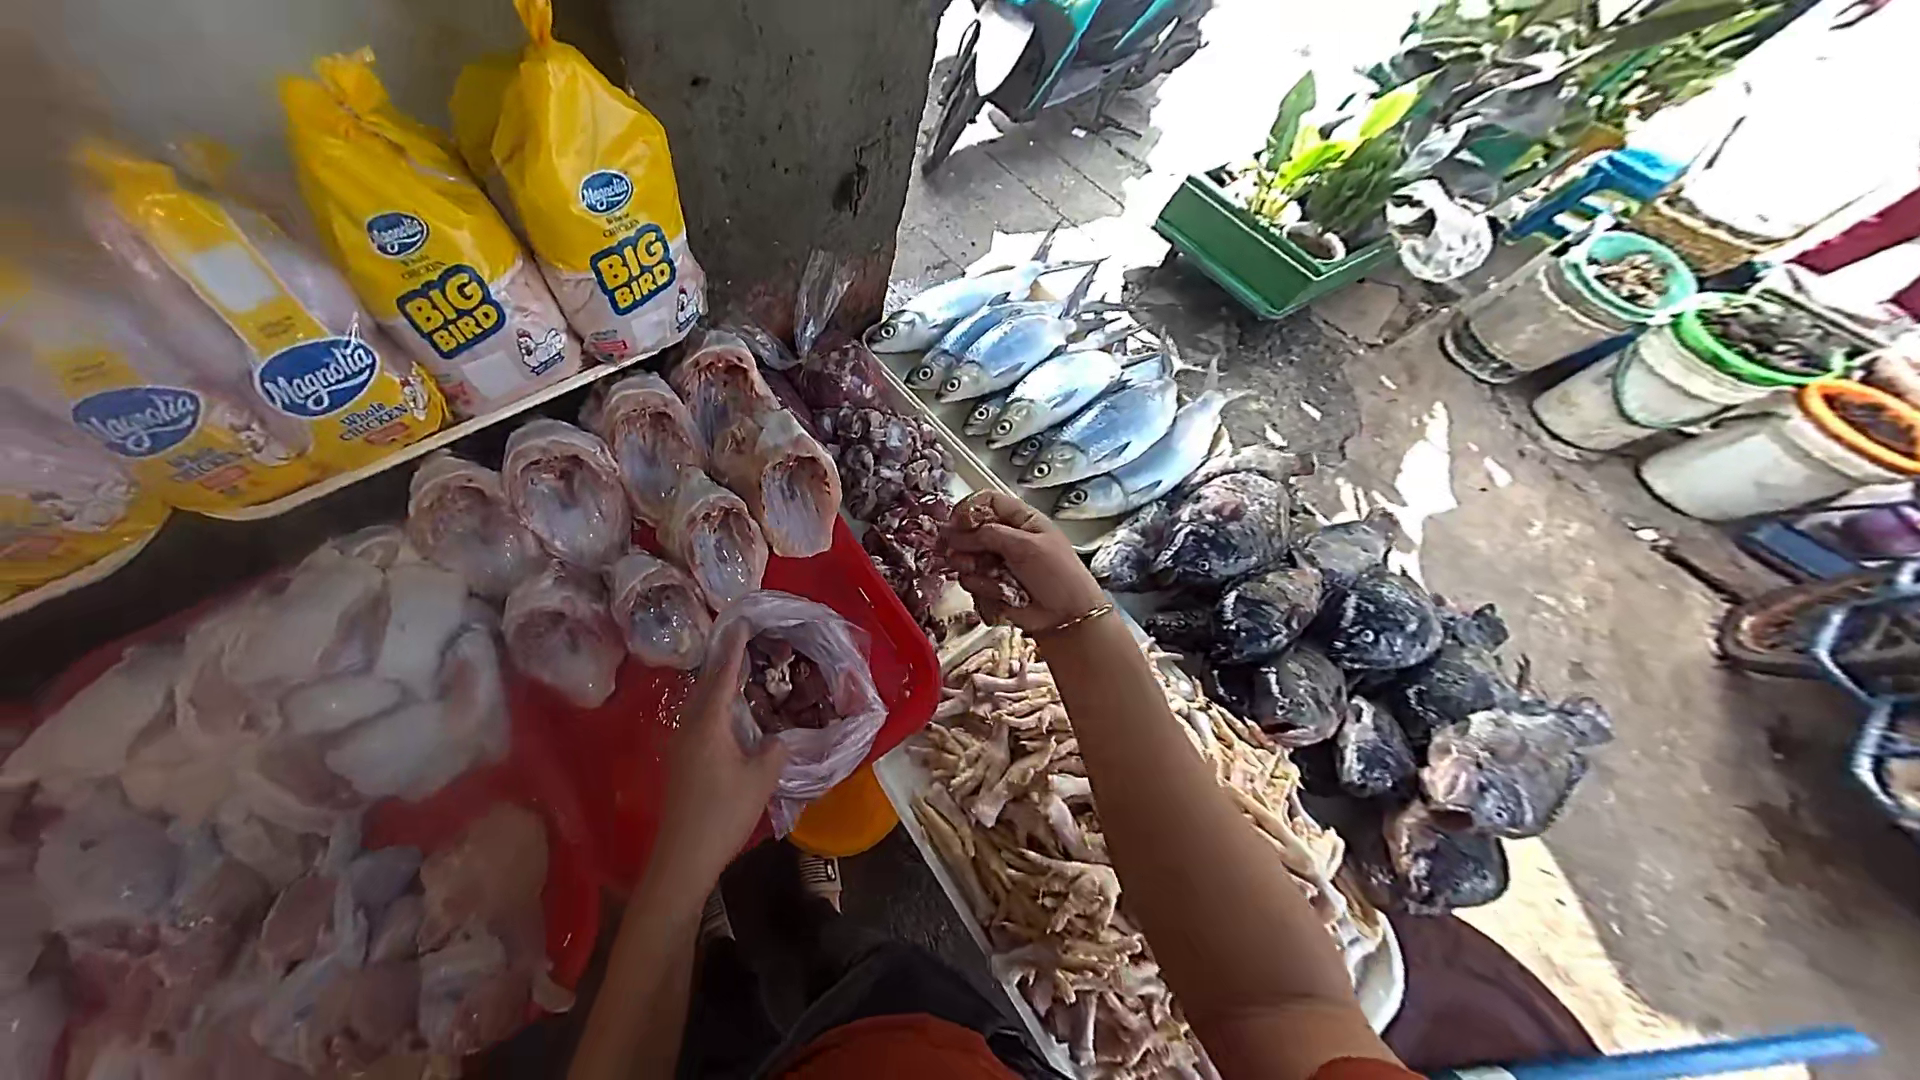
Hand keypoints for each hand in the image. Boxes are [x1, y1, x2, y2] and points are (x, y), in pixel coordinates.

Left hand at [651, 623, 788, 885]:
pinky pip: (700, 719)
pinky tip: (731, 712)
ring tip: (741, 670)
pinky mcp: (681, 761)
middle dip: (724, 662)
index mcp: (708, 724)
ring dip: (719, 684)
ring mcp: (681, 745)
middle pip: (706, 685)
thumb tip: (778, 737)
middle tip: (746, 642)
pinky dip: (716, 704)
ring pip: (701, 703)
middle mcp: (689, 727)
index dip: (733, 650)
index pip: (722, 677)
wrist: (682, 859)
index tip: (741, 624)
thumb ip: (775, 749)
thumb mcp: (762, 778)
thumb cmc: (723, 813)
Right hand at [940, 491, 1108, 633]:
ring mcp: (997, 562)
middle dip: (965, 545)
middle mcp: (1006, 538)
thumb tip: (956, 532)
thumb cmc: (1059, 576)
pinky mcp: (991, 585)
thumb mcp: (1026, 546)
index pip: (986, 502)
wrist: (1067, 616)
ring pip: (965, 559)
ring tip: (995, 579)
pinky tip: (1002, 593)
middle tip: (967, 557)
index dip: (968, 510)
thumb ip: (989, 534)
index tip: (956, 524)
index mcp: (1021, 519)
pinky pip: (972, 581)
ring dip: (975, 570)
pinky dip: (983, 588)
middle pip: (969, 532)